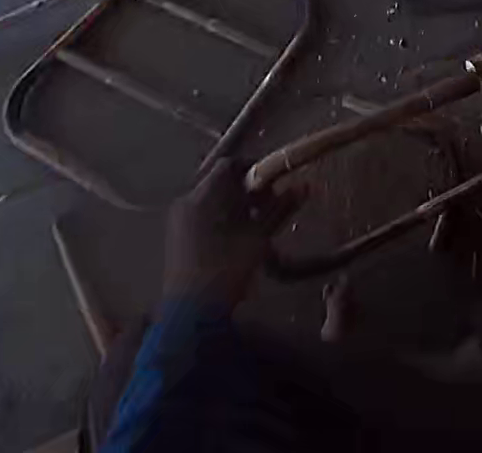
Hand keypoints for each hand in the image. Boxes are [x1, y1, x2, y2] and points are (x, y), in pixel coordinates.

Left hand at [163, 158, 303, 309]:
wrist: (190, 318)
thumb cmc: (226, 272)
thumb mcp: (258, 239)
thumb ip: (279, 209)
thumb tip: (304, 185)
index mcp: (202, 196)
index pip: (230, 164)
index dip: (254, 168)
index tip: (274, 182)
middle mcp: (186, 201)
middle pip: (219, 180)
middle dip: (246, 188)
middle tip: (268, 204)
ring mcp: (178, 220)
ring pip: (211, 198)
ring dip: (234, 203)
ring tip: (256, 222)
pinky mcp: (176, 237)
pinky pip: (202, 214)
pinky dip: (221, 216)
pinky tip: (237, 236)